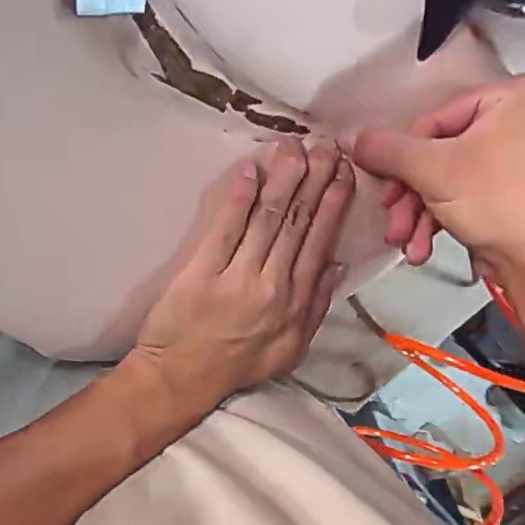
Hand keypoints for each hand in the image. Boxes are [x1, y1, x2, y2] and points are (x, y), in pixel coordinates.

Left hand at [128, 137, 354, 410]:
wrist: (181, 379)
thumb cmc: (235, 365)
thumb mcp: (289, 349)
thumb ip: (316, 307)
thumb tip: (339, 265)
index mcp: (295, 301)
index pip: (320, 243)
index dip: (333, 204)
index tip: (343, 173)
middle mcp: (271, 285)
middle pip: (297, 223)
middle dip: (313, 180)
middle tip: (325, 145)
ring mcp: (236, 278)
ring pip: (267, 220)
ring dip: (283, 180)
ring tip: (294, 147)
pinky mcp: (201, 273)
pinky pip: (225, 229)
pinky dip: (238, 198)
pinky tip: (250, 171)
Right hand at [354, 75, 524, 282]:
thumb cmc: (498, 203)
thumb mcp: (431, 170)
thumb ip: (387, 151)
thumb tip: (355, 139)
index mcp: (511, 96)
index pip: (430, 121)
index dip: (404, 159)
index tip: (390, 191)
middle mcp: (515, 118)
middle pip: (433, 152)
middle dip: (408, 195)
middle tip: (394, 221)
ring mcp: (511, 155)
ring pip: (441, 178)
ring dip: (415, 214)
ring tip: (405, 241)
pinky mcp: (506, 187)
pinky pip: (457, 194)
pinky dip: (435, 219)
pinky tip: (422, 245)